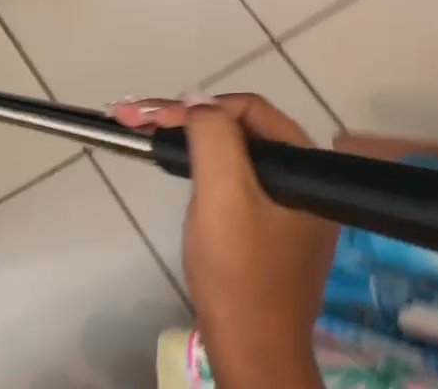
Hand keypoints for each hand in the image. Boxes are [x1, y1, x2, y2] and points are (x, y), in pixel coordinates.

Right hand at [113, 94, 335, 388]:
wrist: (248, 337)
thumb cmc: (237, 266)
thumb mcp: (223, 194)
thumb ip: (214, 138)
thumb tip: (196, 99)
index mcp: (306, 172)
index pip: (249, 111)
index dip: (196, 107)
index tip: (148, 117)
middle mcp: (302, 181)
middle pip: (238, 126)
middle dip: (182, 116)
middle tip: (131, 117)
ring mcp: (284, 201)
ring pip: (229, 147)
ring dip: (183, 133)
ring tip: (139, 129)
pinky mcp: (264, 219)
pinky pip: (229, 171)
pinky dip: (195, 157)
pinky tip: (171, 159)